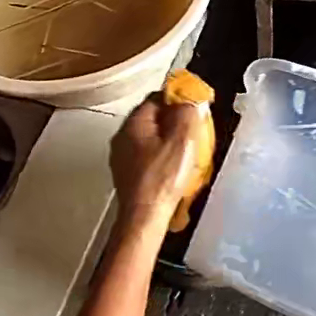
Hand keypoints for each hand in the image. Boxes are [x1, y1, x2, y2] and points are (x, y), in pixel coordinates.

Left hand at [110, 97, 202, 226]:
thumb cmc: (162, 178)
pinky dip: (161, 157)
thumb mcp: (182, 139)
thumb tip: (191, 99)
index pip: (155, 98)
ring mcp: (122, 158)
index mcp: (133, 124)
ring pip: (148, 139)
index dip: (177, 99)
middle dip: (173, 120)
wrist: (144, 216)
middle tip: (194, 128)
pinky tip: (174, 168)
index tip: (194, 106)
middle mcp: (122, 138)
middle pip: (151, 119)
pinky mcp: (127, 175)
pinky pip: (146, 157)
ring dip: (167, 140)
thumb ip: (187, 112)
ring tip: (188, 149)